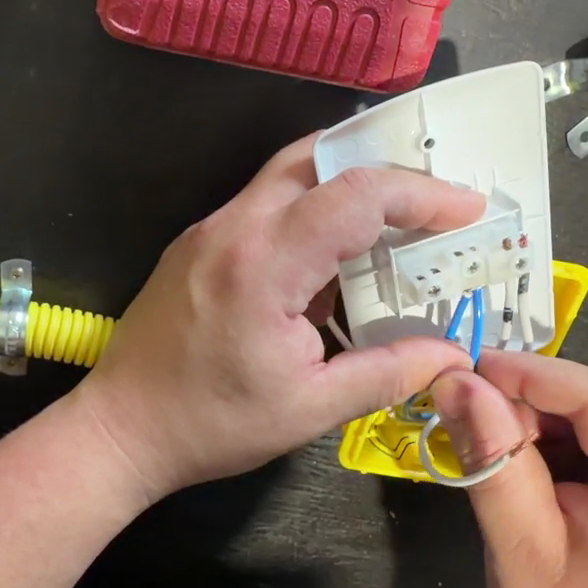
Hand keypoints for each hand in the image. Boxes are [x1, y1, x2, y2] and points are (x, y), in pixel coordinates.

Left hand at [73, 135, 486, 501]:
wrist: (121, 429)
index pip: (355, 194)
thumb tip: (452, 351)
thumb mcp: (309, 409)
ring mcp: (204, 233)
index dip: (421, 194)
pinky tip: (328, 255)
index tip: (467, 209)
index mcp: (263, 264)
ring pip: (282, 177)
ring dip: (340, 185)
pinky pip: (258, 207)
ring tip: (390, 221)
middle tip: (430, 200)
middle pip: (313, 158)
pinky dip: (304, 212)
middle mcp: (230, 229)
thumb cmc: (211, 424)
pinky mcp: (191, 248)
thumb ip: (387, 372)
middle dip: (381, 166)